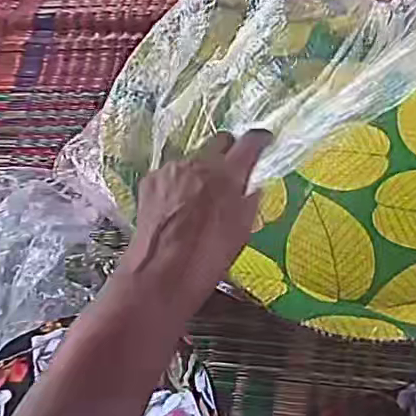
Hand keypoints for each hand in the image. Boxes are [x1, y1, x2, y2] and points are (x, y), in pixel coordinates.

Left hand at [119, 130, 271, 314]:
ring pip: (194, 158)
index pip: (250, 142)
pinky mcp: (150, 180)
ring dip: (202, 170)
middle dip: (229, 151)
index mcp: (228, 175)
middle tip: (233, 172)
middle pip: (220, 141)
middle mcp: (199, 163)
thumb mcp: (242, 230)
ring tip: (202, 198)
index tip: (264, 142)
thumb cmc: (208, 258)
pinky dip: (180, 183)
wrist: (159, 275)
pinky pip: (173, 172)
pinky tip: (179, 206)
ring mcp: (171, 170)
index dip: (260, 140)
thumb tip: (252, 186)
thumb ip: (250, 200)